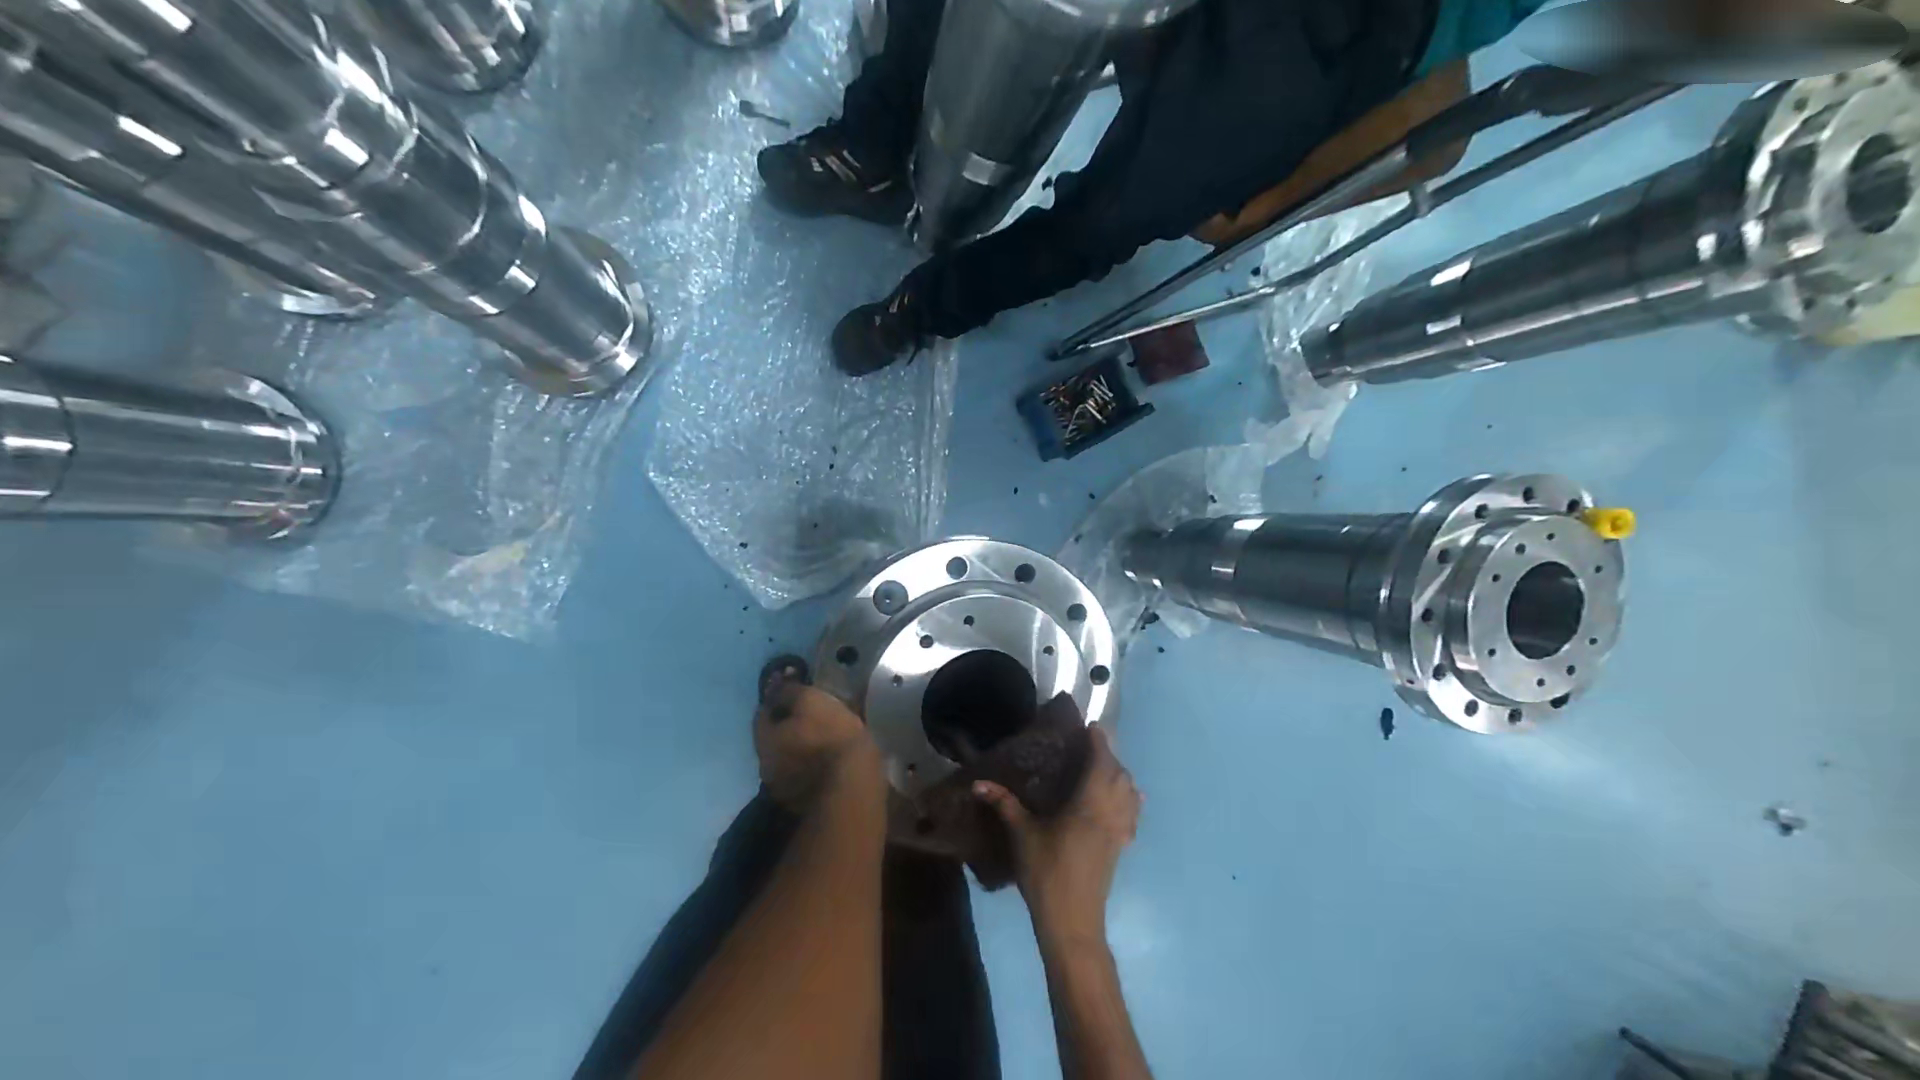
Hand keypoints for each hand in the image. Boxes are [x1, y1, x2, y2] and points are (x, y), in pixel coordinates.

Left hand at [755, 674, 881, 811]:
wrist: (854, 788)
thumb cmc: (831, 737)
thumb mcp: (811, 701)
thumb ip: (790, 690)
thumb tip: (775, 680)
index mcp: (764, 741)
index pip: (763, 713)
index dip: (779, 699)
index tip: (799, 692)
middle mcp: (767, 767)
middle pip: (775, 738)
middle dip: (790, 726)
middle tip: (814, 715)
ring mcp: (785, 791)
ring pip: (790, 760)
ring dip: (803, 748)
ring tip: (827, 738)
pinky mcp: (806, 805)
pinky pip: (807, 777)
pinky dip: (815, 766)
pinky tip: (832, 760)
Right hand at [973, 722, 1140, 942]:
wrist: (1073, 920)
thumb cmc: (1047, 872)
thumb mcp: (1022, 835)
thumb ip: (1004, 804)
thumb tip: (978, 782)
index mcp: (1090, 802)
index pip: (1101, 761)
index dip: (1098, 741)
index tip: (1090, 726)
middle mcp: (1111, 811)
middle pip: (1119, 773)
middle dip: (1108, 755)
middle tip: (1090, 745)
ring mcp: (1120, 830)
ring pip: (1130, 792)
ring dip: (1120, 774)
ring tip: (1103, 768)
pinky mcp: (1122, 847)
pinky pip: (1133, 813)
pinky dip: (1130, 799)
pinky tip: (1125, 801)